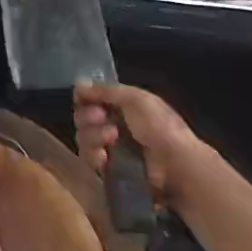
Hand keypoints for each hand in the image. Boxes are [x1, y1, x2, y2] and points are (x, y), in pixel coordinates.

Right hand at [73, 83, 209, 208]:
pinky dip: (94, 155)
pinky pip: (88, 158)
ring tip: (112, 138)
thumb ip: (105, 90)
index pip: (90, 98)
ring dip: (93, 135)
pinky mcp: (108, 168)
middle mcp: (112, 123)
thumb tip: (77, 82)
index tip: (83, 98)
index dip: (84, 98)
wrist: (174, 164)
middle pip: (82, 117)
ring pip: (83, 137)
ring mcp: (109, 147)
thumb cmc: (159, 126)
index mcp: (122, 105)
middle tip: (100, 117)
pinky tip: (105, 156)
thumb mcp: (135, 99)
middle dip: (87, 116)